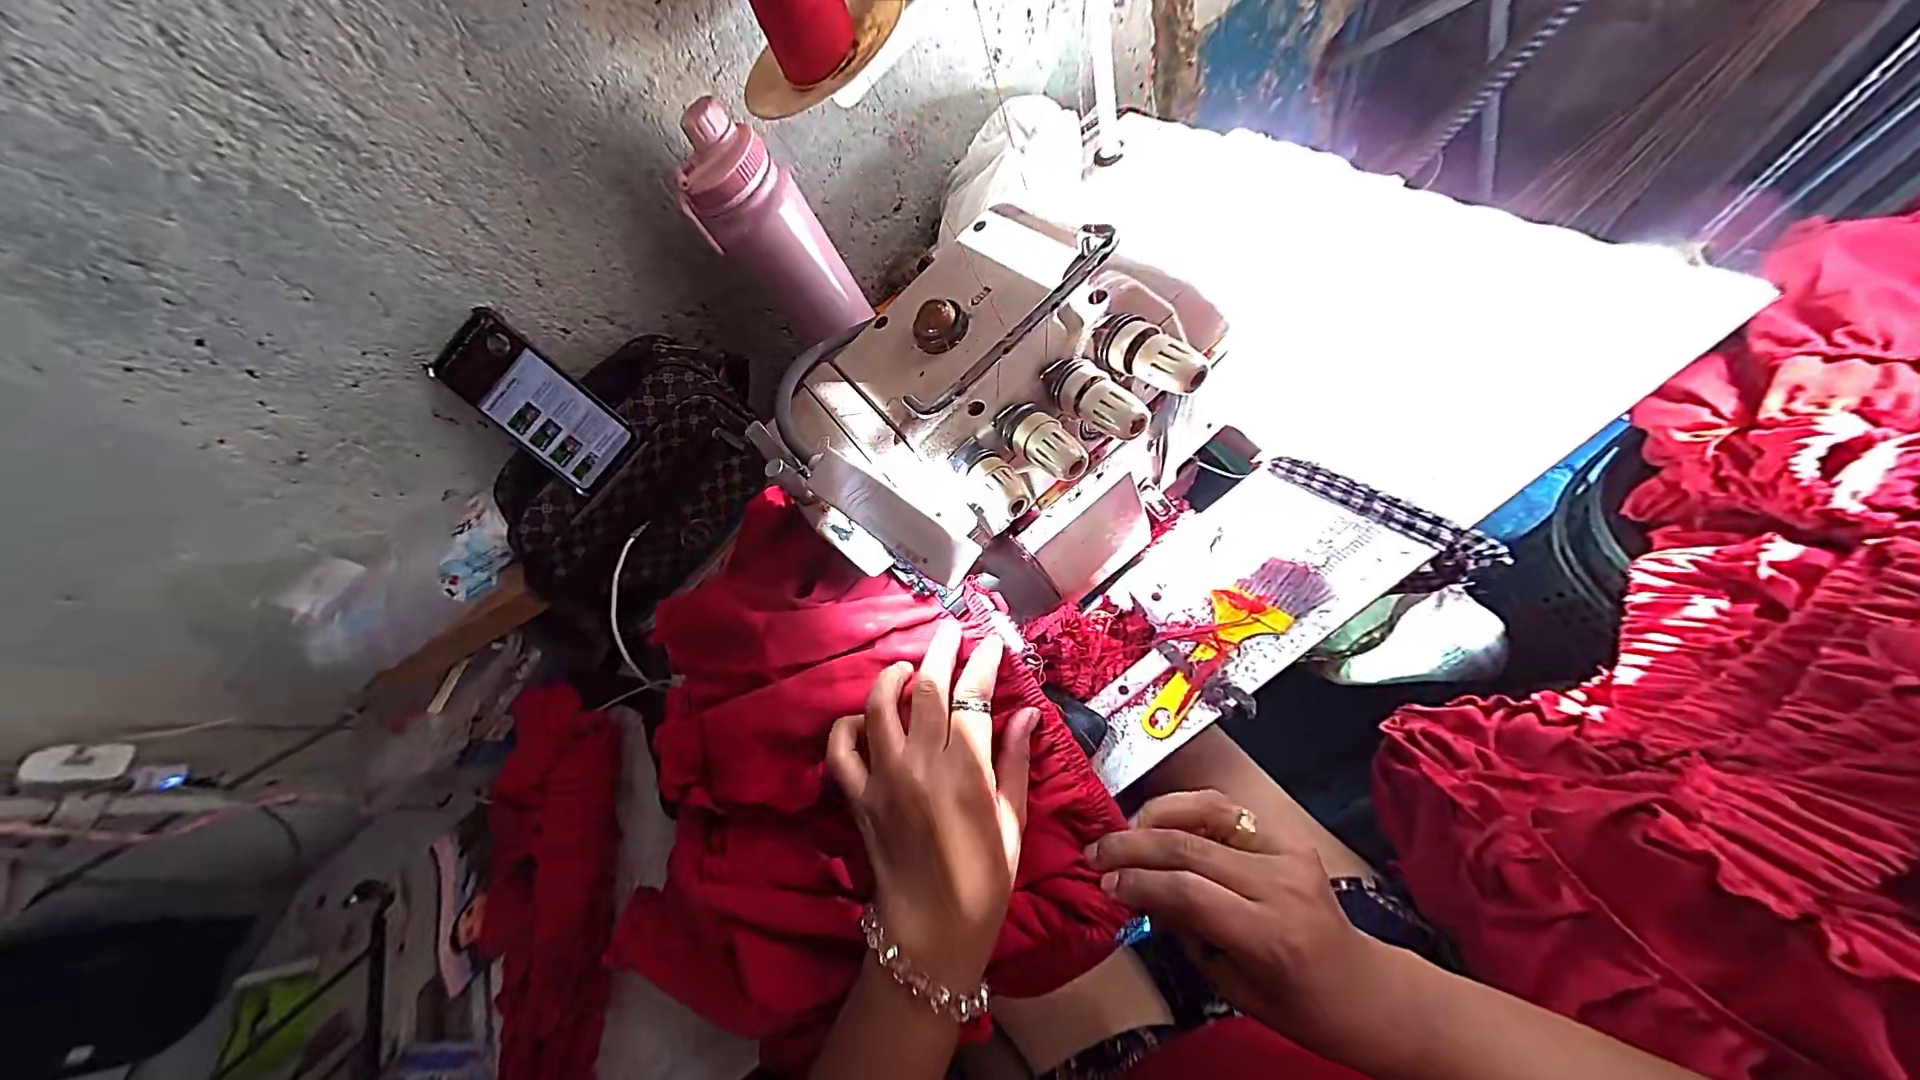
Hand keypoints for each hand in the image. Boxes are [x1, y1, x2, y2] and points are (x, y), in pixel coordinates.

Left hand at [826, 621, 1040, 991]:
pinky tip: (864, 719)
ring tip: (908, 667)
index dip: (983, 663)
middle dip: (940, 650)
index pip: (972, 697)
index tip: (991, 644)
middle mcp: (920, 765)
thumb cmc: (983, 882)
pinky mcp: (857, 798)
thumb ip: (1014, 763)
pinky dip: (847, 726)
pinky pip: (840, 750)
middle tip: (950, 630)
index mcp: (965, 772)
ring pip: (879, 707)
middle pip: (925, 688)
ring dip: (893, 676)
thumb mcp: (1012, 823)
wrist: (929, 934)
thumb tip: (1026, 714)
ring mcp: (882, 780)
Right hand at [1085, 789, 1390, 1049]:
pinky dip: (1186, 807)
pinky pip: (1224, 807)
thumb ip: (1184, 931)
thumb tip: (1139, 888)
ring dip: (1154, 815)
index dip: (1138, 882)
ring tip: (1125, 829)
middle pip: (1188, 846)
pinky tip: (1162, 818)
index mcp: (1269, 935)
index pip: (1186, 891)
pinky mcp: (1286, 834)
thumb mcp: (1232, 987)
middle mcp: (1279, 884)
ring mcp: (1286, 851)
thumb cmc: (1299, 1006)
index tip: (1106, 885)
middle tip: (1097, 853)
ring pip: (1204, 810)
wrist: (1366, 990)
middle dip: (1132, 846)